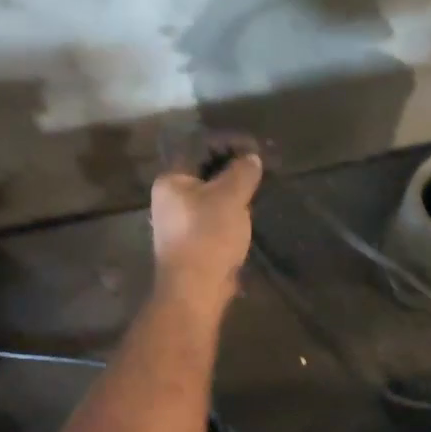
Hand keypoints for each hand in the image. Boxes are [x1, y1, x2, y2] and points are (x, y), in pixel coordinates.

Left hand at [148, 154, 262, 310]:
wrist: (195, 289)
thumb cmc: (209, 235)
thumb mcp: (230, 197)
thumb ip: (242, 173)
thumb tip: (252, 158)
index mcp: (171, 181)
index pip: (199, 148)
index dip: (228, 142)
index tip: (255, 146)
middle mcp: (169, 197)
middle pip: (203, 170)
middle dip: (232, 165)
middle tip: (260, 165)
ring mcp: (179, 221)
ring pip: (210, 194)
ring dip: (233, 188)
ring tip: (259, 187)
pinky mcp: (192, 240)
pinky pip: (213, 214)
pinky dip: (231, 208)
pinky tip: (248, 212)